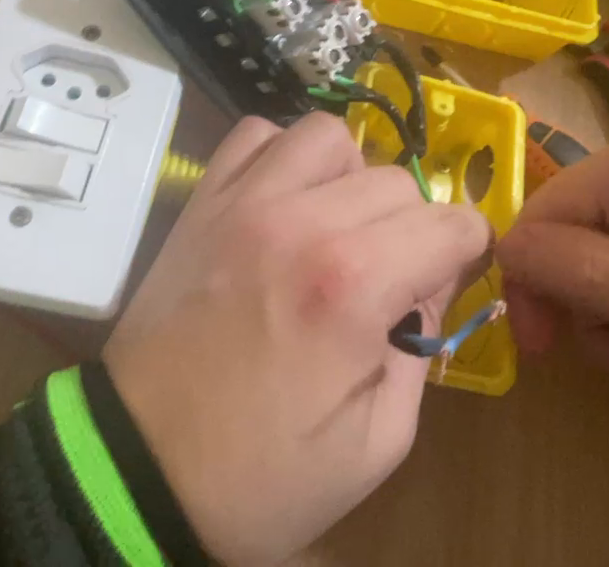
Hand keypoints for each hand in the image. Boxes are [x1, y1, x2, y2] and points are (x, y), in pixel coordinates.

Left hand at [105, 114, 491, 565]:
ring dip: (351, 176)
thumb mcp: (375, 441)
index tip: (458, 270)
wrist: (138, 469)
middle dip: (414, 227)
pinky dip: (282, 155)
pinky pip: (256, 135)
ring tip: (338, 226)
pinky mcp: (202, 202)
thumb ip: (421, 350)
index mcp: (353, 286)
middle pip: (397, 181)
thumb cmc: (261, 473)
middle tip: (393, 274)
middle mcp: (302, 222)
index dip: (470, 246)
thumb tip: (432, 280)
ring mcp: (243, 202)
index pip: (449, 223)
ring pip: (329, 137)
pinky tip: (285, 200)